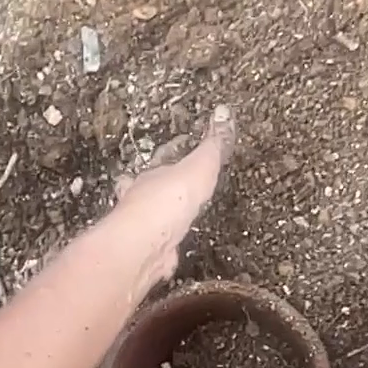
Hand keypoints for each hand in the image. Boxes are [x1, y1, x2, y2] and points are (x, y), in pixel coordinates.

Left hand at [111, 105, 235, 290]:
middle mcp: (142, 201)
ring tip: (170, 221)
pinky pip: (159, 248)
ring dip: (158, 219)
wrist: (146, 245)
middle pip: (148, 191)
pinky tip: (170, 253)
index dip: (169, 158)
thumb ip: (213, 146)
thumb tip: (225, 111)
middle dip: (155, 190)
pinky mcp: (150, 255)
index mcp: (153, 178)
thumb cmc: (167, 202)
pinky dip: (164, 248)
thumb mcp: (199, 168)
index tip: (175, 154)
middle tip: (164, 190)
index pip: (162, 163)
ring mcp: (144, 230)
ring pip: (150, 220)